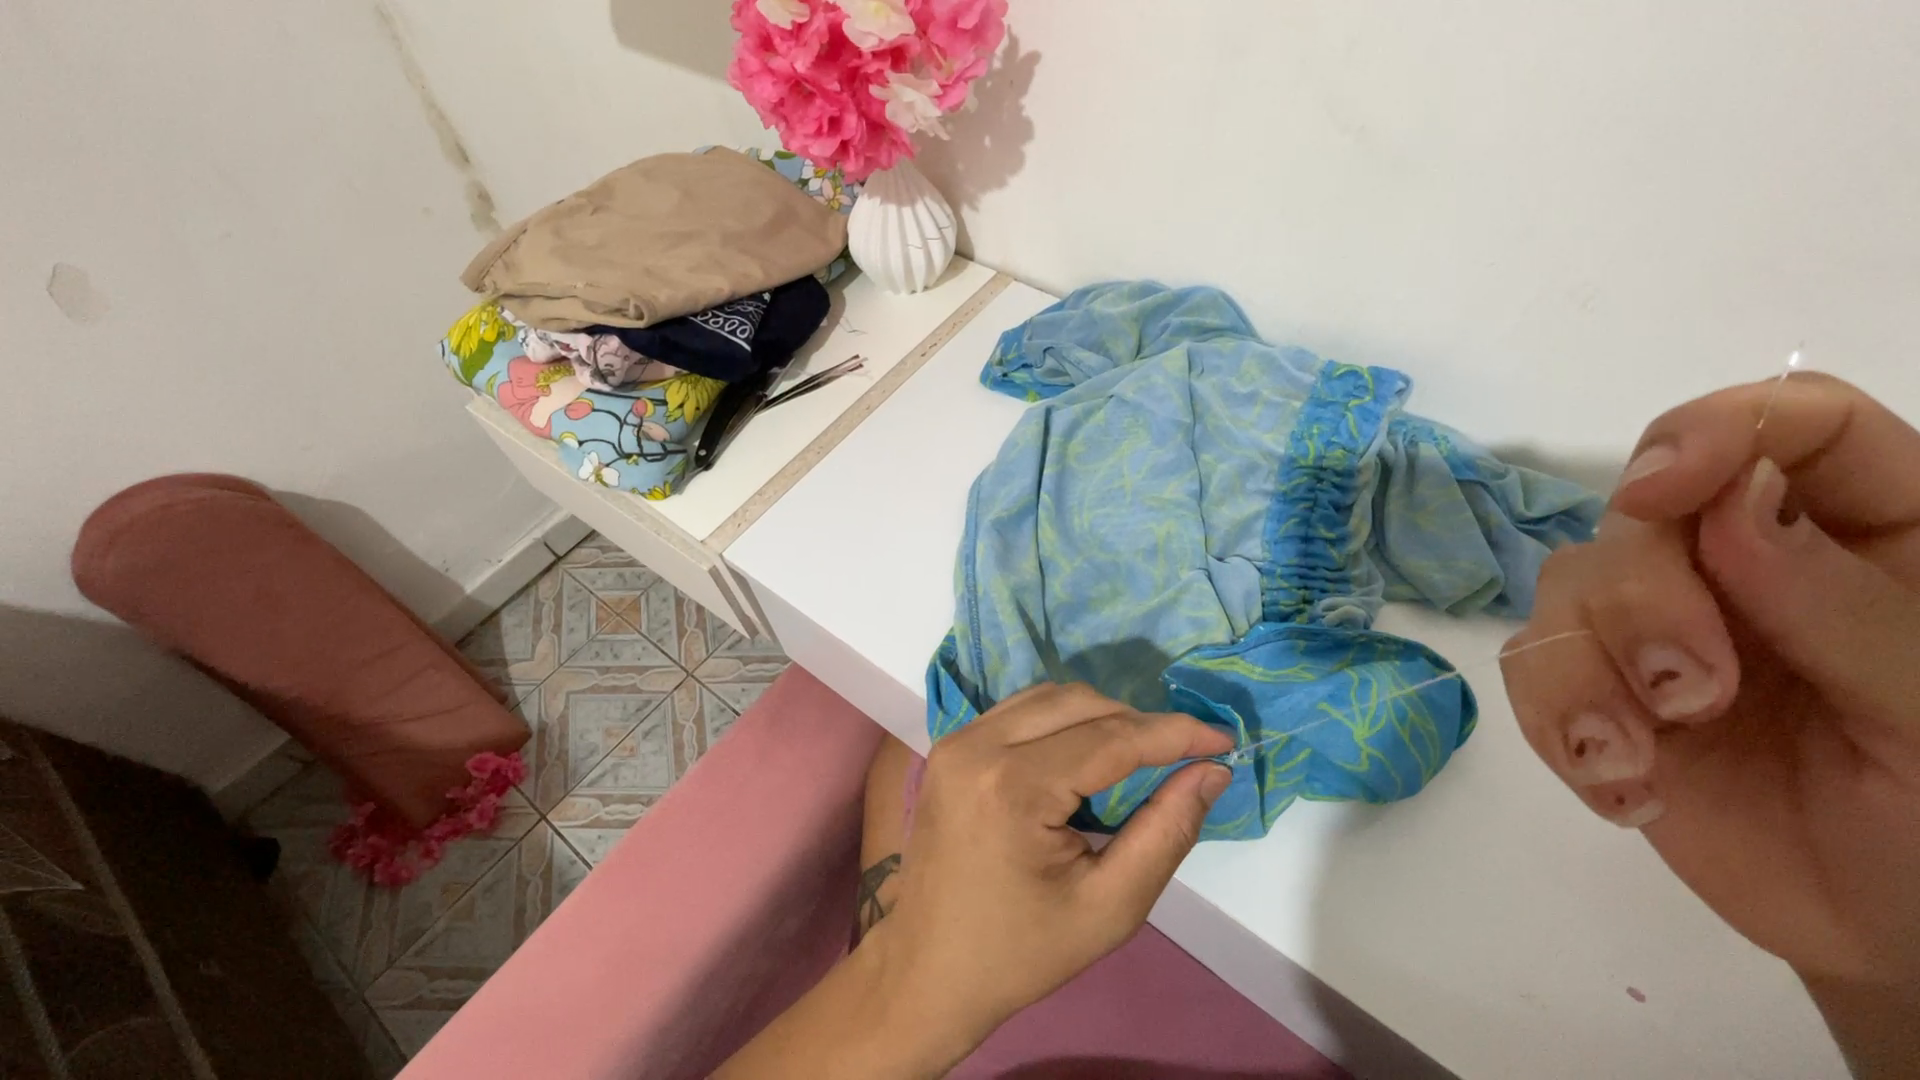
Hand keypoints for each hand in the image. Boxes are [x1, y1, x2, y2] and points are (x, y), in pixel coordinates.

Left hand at [716, 684, 1231, 1079]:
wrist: (926, 971)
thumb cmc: (1020, 950)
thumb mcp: (1109, 907)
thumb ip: (1166, 831)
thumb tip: (1210, 771)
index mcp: (1012, 787)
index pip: (1109, 737)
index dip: (1173, 733)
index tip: (1224, 739)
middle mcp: (976, 746)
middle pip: (1078, 702)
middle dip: (1137, 722)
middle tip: (1183, 756)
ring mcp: (955, 741)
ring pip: (1047, 697)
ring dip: (1101, 716)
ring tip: (1142, 756)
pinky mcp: (949, 747)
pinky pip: (1019, 711)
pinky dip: (1062, 721)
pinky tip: (1087, 756)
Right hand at [1501, 373, 1919, 1069]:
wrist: (1880, 931)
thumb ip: (1846, 607)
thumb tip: (1732, 504)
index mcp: (1863, 539)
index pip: (1791, 427)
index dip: (1718, 433)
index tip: (1659, 494)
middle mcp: (1742, 565)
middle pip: (1639, 521)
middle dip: (1641, 602)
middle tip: (1690, 694)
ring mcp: (1654, 629)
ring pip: (1565, 588)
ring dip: (1584, 673)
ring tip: (1633, 763)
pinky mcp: (1593, 690)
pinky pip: (1529, 668)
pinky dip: (1555, 723)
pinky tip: (1621, 787)